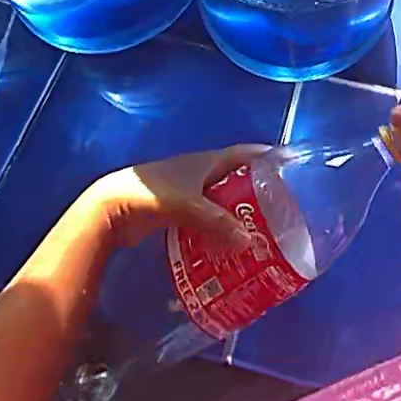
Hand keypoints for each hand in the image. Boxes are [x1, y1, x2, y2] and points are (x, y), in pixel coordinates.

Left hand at [81, 144, 273, 250]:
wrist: (110, 208)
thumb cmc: (150, 195)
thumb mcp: (187, 205)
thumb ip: (216, 222)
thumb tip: (248, 242)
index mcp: (206, 161)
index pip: (245, 154)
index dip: (267, 157)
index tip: (291, 168)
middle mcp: (200, 173)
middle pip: (237, 178)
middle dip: (258, 191)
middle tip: (282, 210)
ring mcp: (188, 192)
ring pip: (222, 201)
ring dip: (239, 213)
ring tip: (262, 232)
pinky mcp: (177, 212)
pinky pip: (207, 219)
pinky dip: (220, 229)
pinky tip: (230, 246)